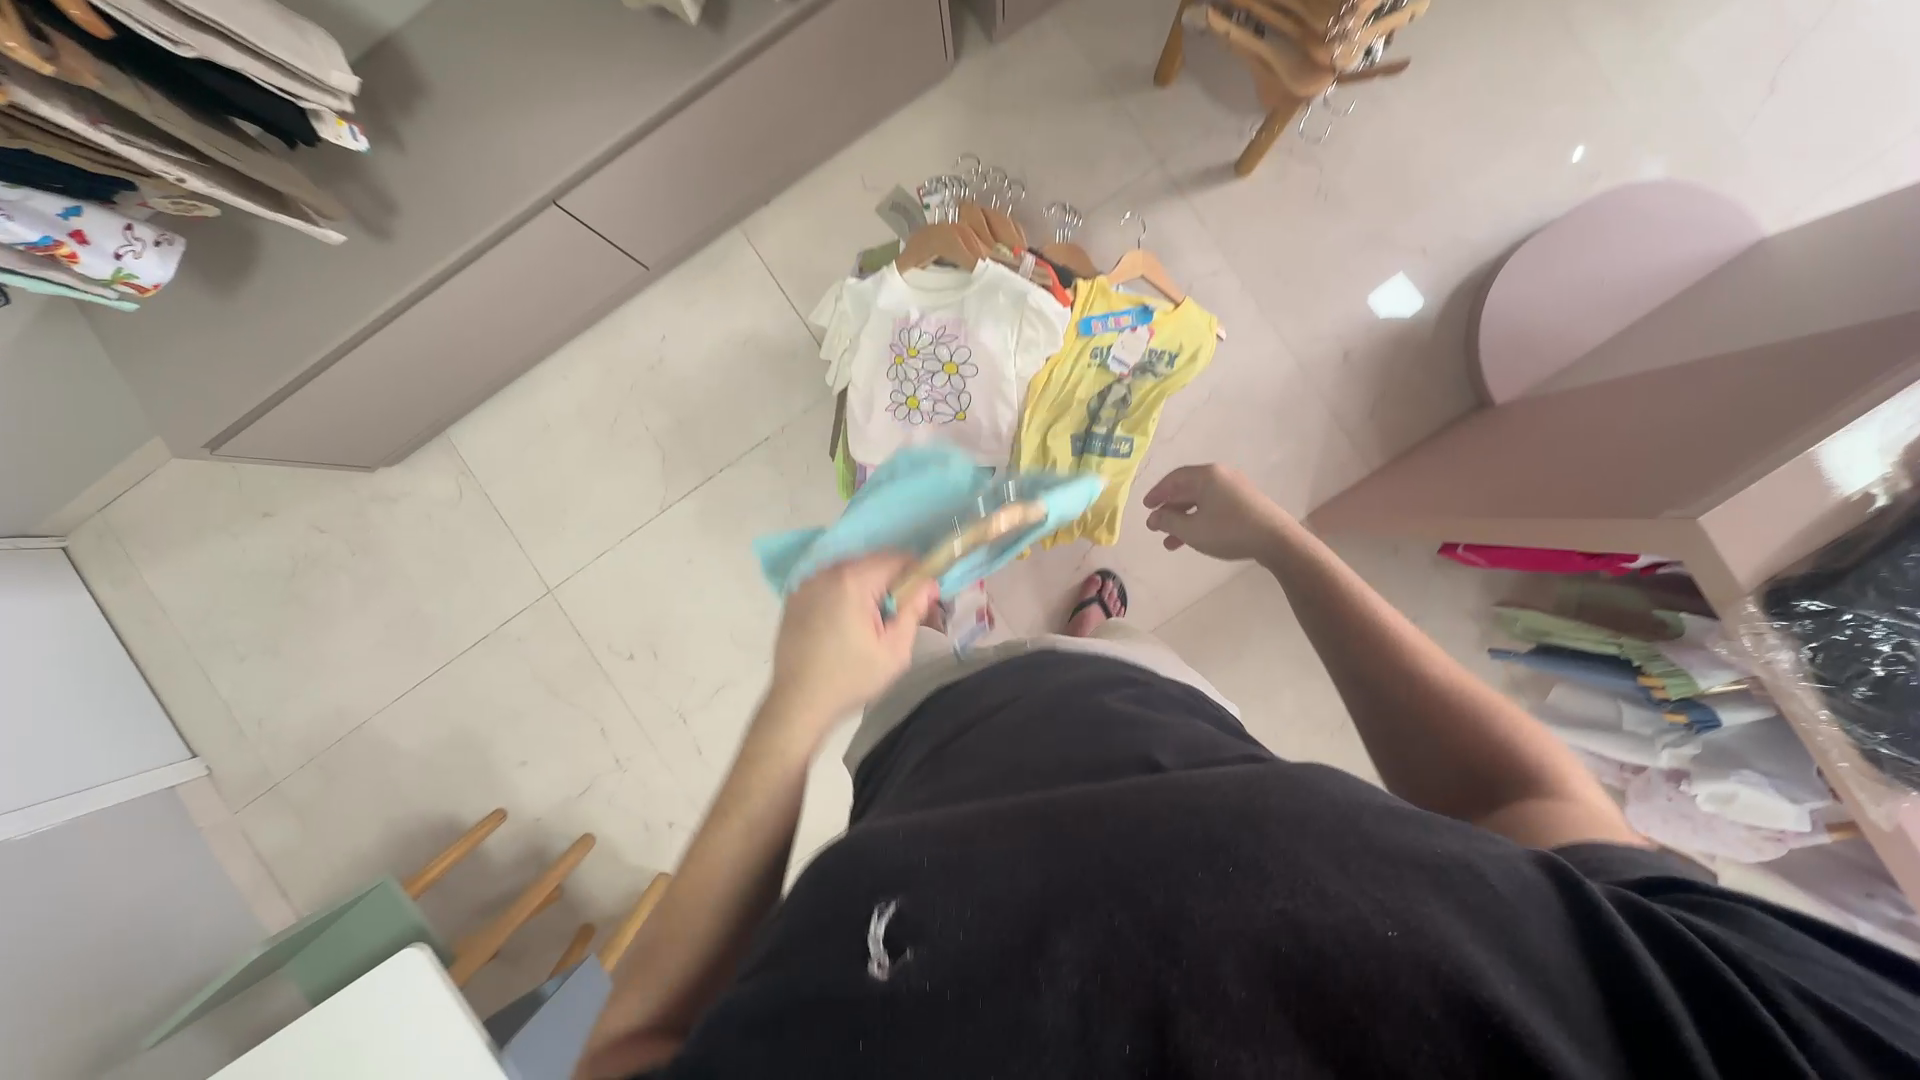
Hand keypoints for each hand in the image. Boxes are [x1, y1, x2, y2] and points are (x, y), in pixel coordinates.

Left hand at [764, 553, 938, 733]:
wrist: (798, 703)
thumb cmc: (850, 679)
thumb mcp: (894, 651)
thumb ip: (914, 611)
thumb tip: (929, 585)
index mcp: (853, 582)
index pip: (897, 559)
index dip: (918, 575)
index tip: (925, 601)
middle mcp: (827, 572)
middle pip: (873, 562)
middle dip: (893, 582)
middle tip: (902, 614)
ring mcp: (807, 583)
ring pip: (852, 571)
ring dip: (869, 587)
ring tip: (873, 621)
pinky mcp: (795, 596)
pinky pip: (831, 583)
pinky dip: (846, 593)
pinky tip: (847, 623)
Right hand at [1142, 464, 1296, 561]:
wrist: (1276, 540)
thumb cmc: (1228, 531)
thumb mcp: (1192, 529)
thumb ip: (1168, 521)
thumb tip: (1153, 517)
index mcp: (1207, 475)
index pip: (1174, 479)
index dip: (1157, 493)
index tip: (1146, 507)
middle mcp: (1221, 476)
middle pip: (1188, 490)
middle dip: (1170, 510)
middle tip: (1156, 526)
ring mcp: (1236, 489)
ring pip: (1201, 502)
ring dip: (1184, 520)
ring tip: (1170, 542)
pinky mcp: (1246, 503)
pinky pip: (1215, 507)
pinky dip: (1200, 521)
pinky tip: (1194, 539)